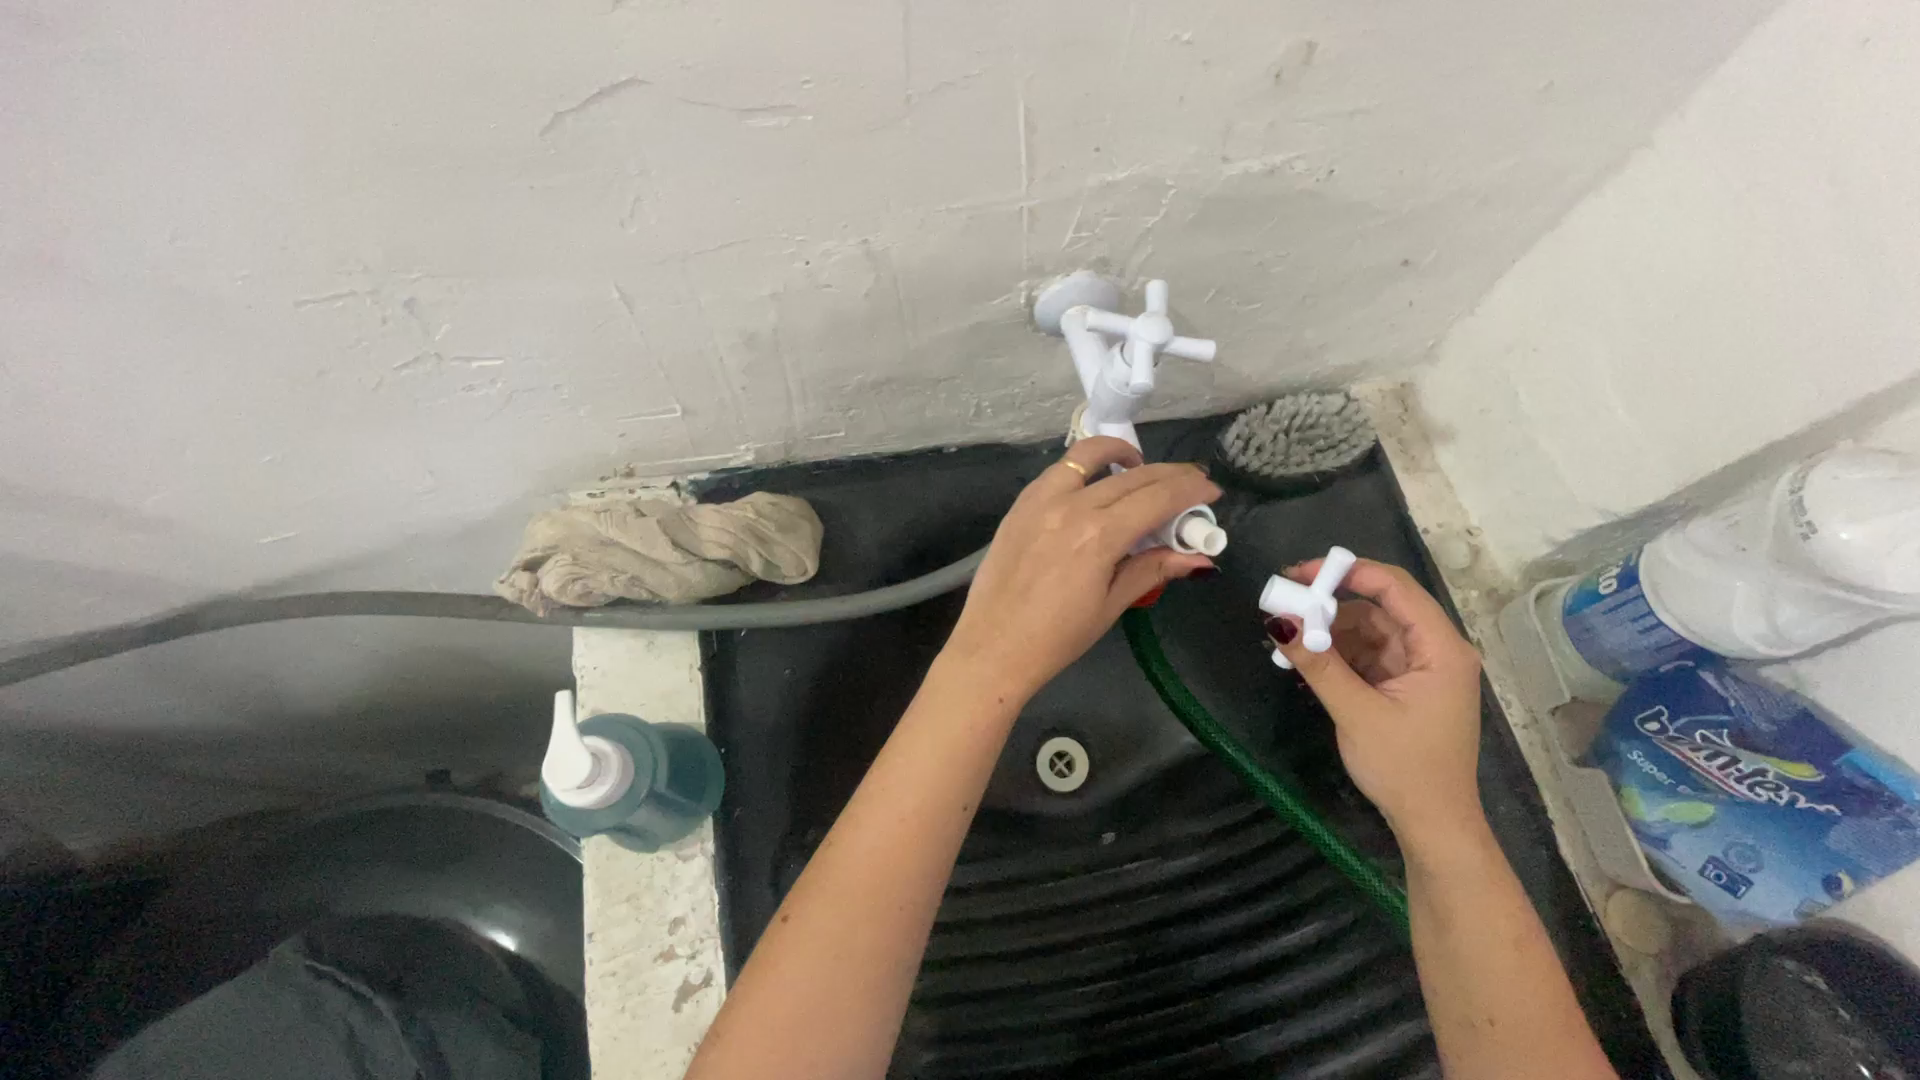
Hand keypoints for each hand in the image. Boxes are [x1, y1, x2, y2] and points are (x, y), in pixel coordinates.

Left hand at [943, 436, 1220, 701]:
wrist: (992, 648)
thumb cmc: (1056, 638)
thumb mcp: (1110, 606)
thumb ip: (1152, 570)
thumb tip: (1199, 557)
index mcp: (1098, 535)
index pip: (1157, 498)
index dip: (1190, 490)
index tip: (1211, 490)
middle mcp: (1071, 506)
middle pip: (1131, 476)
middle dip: (1168, 474)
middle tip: (1190, 480)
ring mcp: (1040, 501)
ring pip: (1088, 456)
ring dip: (1121, 453)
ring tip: (1139, 465)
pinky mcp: (1019, 506)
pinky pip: (1057, 471)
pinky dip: (1082, 466)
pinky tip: (1093, 481)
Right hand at [1267, 558, 1485, 849]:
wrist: (1432, 823)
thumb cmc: (1404, 767)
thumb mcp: (1355, 712)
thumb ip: (1317, 663)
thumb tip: (1277, 620)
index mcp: (1441, 649)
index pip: (1395, 588)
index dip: (1348, 572)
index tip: (1300, 575)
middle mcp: (1435, 650)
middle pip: (1379, 607)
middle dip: (1330, 604)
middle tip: (1283, 604)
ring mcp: (1419, 668)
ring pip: (1368, 630)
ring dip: (1329, 631)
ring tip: (1287, 639)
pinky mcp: (1402, 685)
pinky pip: (1365, 654)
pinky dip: (1336, 653)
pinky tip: (1305, 660)